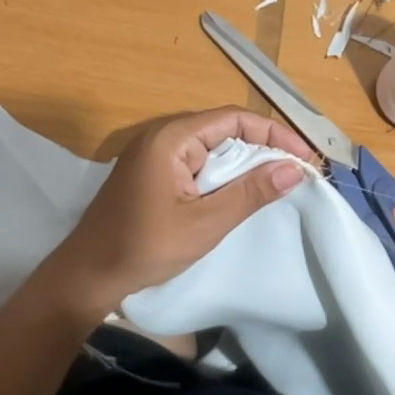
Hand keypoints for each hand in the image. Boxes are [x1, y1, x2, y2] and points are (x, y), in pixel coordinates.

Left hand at [45, 107, 312, 315]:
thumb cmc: (145, 247)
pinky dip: (222, 174)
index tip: (305, 156)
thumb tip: (295, 169)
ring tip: (277, 180)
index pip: (234, 118)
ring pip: (211, 147)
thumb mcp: (206, 223)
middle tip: (297, 170)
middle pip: (223, 128)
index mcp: (171, 138)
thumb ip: (251, 192)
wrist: (88, 275)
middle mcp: (161, 136)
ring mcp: (153, 155)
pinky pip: (196, 163)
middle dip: (263, 146)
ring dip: (244, 162)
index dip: (274, 133)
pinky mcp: (151, 174)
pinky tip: (240, 192)